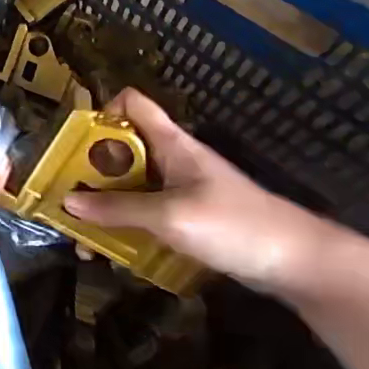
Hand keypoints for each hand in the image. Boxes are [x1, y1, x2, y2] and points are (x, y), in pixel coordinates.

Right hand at [64, 89, 354, 298]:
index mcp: (171, 144)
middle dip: (89, 172)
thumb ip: (119, 209)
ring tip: (82, 238)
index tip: (79, 147)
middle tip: (67, 199)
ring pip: (129, 186)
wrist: (301, 265)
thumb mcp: (171, 217)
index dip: (102, 114)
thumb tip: (68, 202)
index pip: (131, 104)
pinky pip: (144, 213)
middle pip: (120, 150)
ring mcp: (180, 190)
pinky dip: (124, 227)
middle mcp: (172, 160)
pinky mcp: (188, 218)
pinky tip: (112, 251)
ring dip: (103, 207)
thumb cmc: (237, 226)